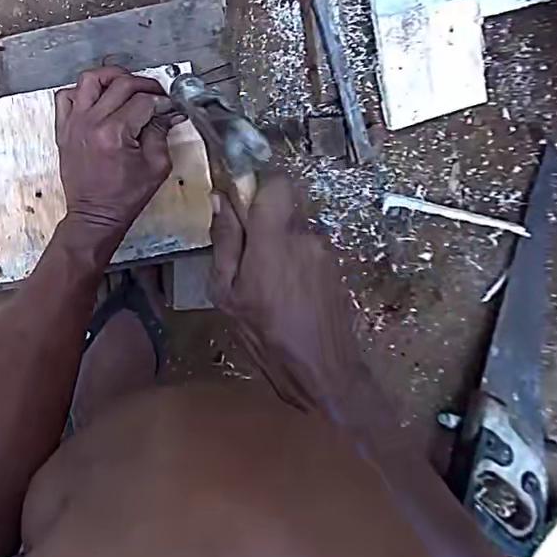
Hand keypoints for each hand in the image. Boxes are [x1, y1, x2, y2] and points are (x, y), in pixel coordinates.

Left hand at [53, 67, 175, 260]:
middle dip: (144, 85)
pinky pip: (66, 96)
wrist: (95, 215)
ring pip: (90, 79)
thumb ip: (160, 133)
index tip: (168, 105)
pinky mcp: (64, 129)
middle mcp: (91, 123)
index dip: (161, 101)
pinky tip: (97, 99)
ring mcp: (74, 123)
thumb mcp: (156, 166)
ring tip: (126, 85)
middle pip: (120, 83)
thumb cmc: (123, 197)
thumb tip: (165, 111)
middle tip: (154, 94)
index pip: (143, 100)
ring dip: (111, 77)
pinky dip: (81, 91)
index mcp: (115, 133)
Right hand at [211, 174, 365, 412]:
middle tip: (246, 254)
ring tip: (267, 282)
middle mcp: (305, 236)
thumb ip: (224, 240)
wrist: (324, 374)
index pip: (276, 182)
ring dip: (279, 244)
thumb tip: (219, 200)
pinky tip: (287, 293)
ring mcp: (325, 252)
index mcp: (274, 238)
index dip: (259, 183)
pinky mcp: (337, 268)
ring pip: (295, 230)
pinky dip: (295, 261)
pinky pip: (308, 249)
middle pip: (283, 206)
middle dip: (263, 221)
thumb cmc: (265, 334)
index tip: (241, 200)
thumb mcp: (226, 292)